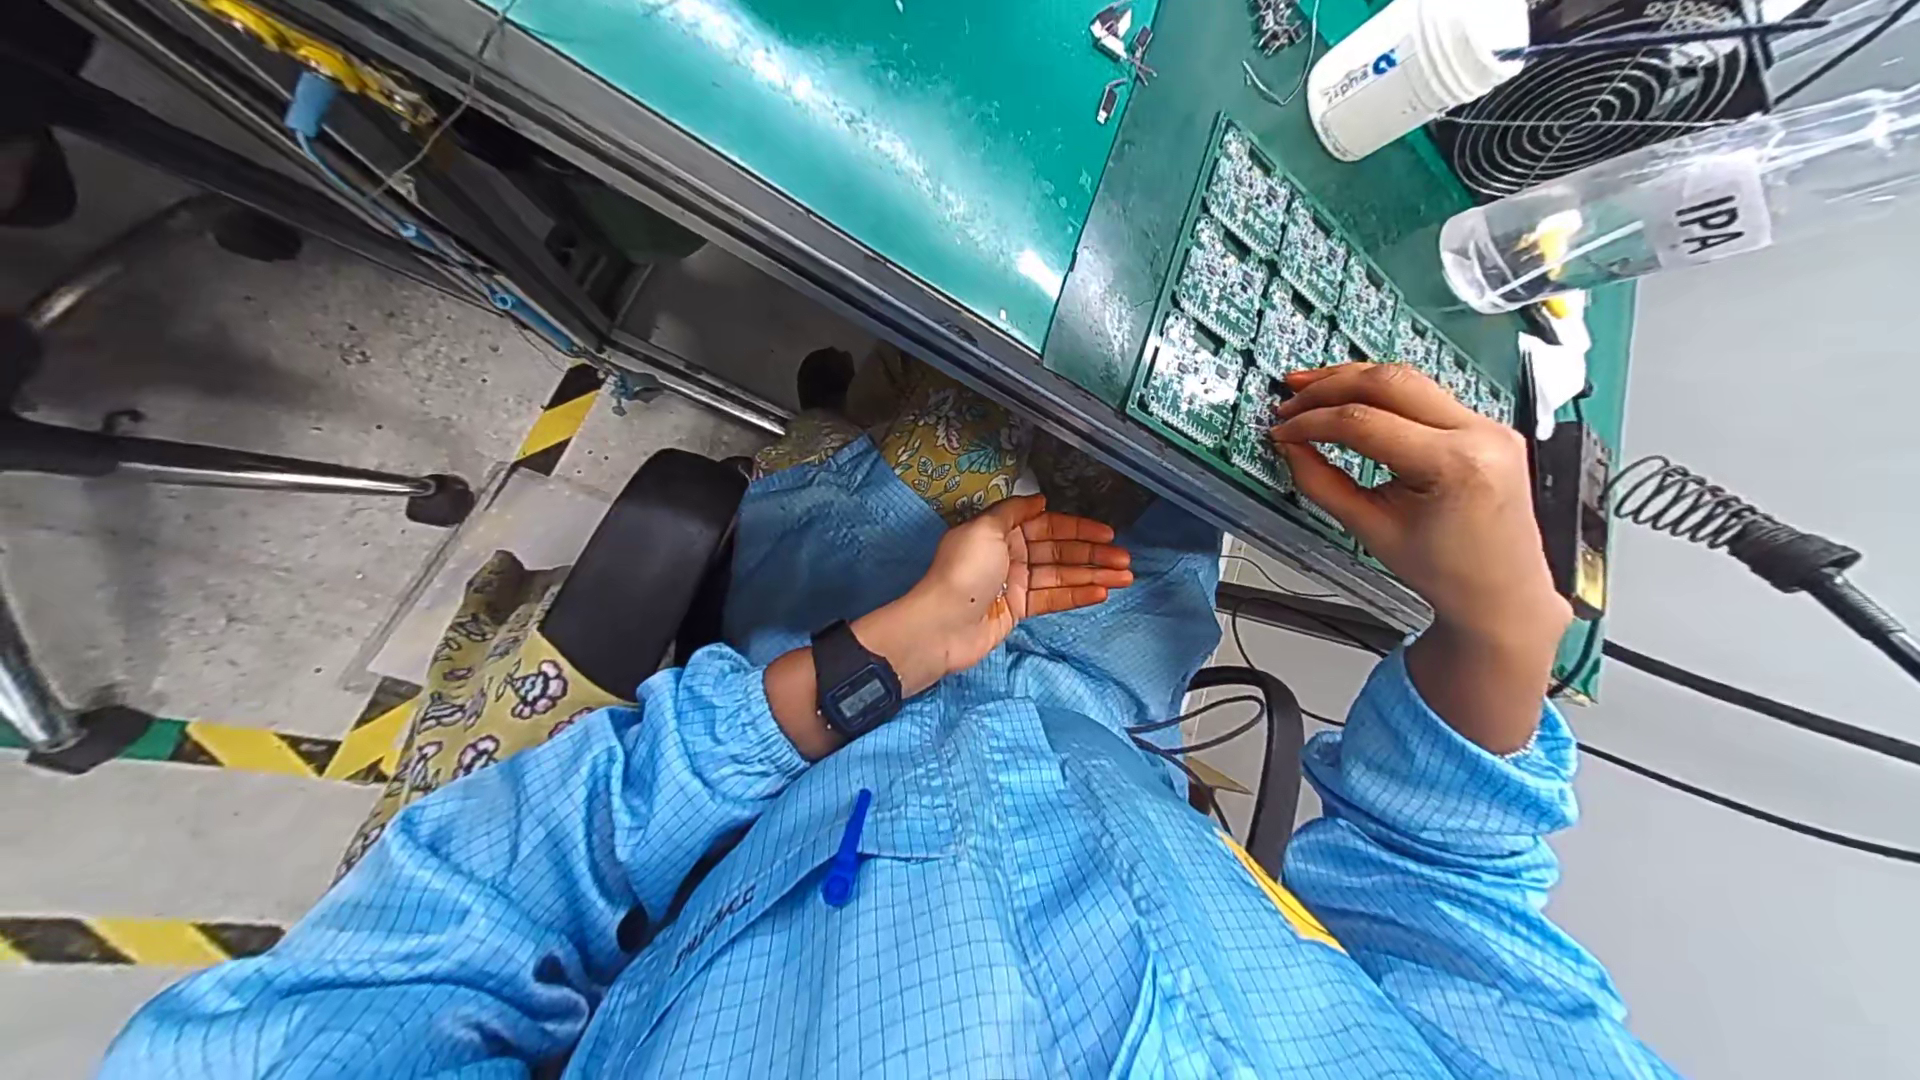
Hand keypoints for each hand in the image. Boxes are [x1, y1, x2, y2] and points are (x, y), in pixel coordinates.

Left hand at [762, 495, 1131, 761]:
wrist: (942, 625)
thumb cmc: (963, 572)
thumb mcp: (984, 529)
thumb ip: (1013, 512)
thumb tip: (1039, 499)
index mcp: (1000, 532)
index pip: (1047, 526)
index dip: (1077, 528)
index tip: (1106, 532)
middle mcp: (1009, 554)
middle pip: (1059, 551)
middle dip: (1093, 554)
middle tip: (1125, 559)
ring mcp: (1015, 583)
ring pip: (1061, 575)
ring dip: (1093, 575)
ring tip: (1125, 576)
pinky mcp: (1018, 609)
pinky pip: (1053, 598)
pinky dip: (1077, 594)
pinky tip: (1102, 592)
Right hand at [1269, 363, 1571, 750]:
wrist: (1501, 589)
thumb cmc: (1440, 570)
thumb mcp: (1368, 529)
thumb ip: (1322, 484)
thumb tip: (1290, 448)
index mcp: (1453, 464)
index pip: (1364, 423)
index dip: (1312, 422)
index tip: (1280, 431)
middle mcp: (1480, 432)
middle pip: (1390, 382)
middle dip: (1330, 385)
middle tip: (1289, 395)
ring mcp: (1488, 424)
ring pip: (1408, 378)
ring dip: (1354, 379)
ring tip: (1310, 386)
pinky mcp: (1484, 426)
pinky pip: (1424, 394)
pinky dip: (1379, 393)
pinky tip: (1350, 398)